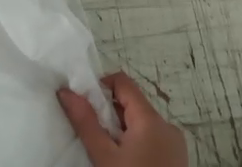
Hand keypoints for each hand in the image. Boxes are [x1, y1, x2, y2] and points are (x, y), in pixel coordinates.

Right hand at [58, 72, 188, 166]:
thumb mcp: (104, 156)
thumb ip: (85, 121)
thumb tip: (65, 90)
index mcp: (152, 119)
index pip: (122, 82)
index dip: (100, 87)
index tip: (84, 106)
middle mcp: (168, 126)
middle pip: (131, 103)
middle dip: (108, 113)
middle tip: (94, 135)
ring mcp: (175, 144)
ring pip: (140, 122)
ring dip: (120, 130)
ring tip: (109, 153)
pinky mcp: (177, 159)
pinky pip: (151, 137)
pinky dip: (135, 142)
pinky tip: (126, 162)